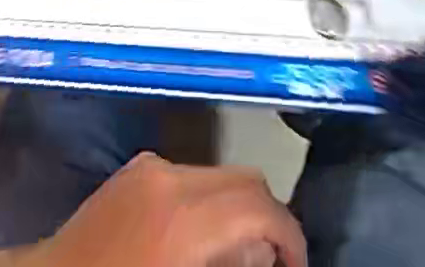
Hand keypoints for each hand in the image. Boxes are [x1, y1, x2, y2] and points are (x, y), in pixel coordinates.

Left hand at [0, 152, 305, 266]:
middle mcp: (169, 176)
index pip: (259, 205)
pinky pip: (190, 177)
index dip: (290, 237)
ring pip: (219, 176)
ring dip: (236, 212)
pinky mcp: (134, 170)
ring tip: (233, 259)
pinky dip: (207, 204)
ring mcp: (148, 167)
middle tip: (270, 266)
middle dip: (267, 221)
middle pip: (245, 180)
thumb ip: (234, 266)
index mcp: (182, 215)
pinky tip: (197, 243)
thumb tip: (265, 256)